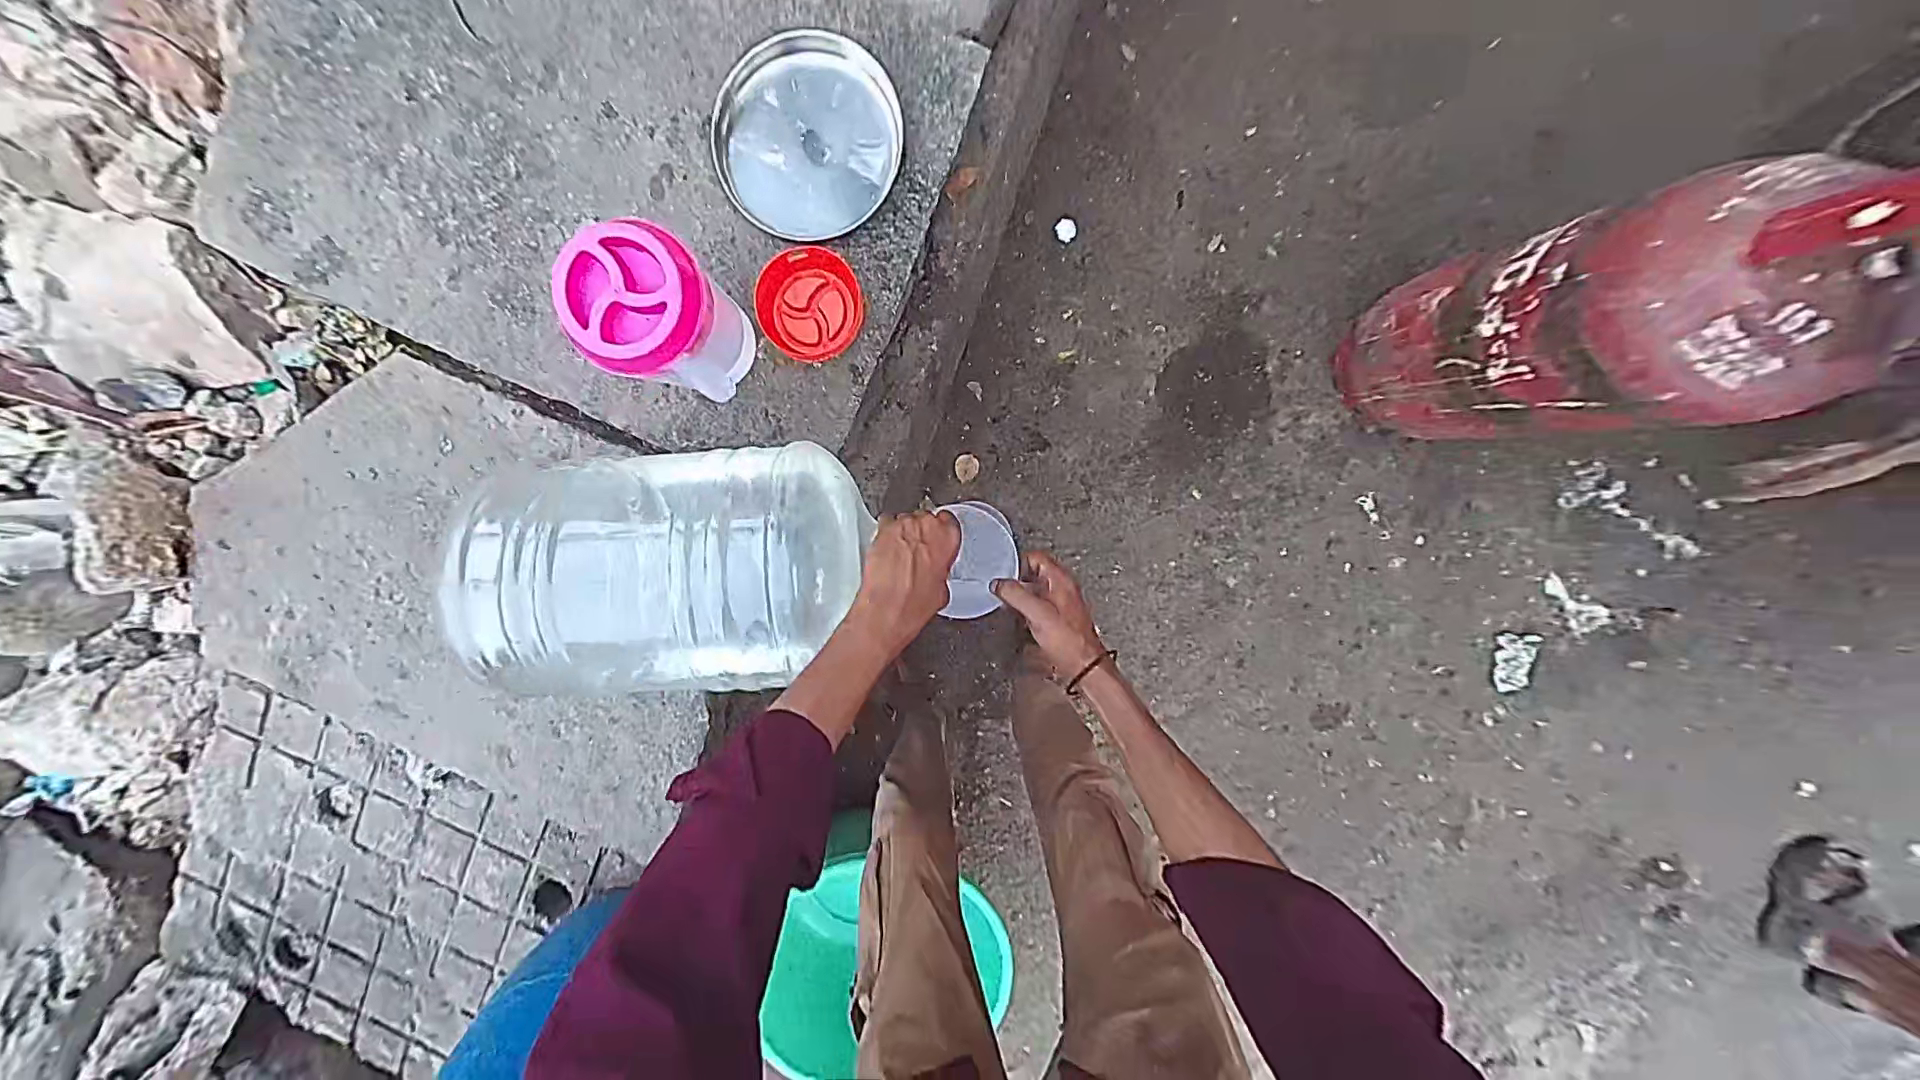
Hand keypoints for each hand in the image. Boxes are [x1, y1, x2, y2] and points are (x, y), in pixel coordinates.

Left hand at [843, 510, 961, 657]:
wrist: (887, 609)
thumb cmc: (914, 603)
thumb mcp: (941, 589)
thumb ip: (941, 569)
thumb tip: (935, 572)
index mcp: (948, 537)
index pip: (948, 520)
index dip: (941, 531)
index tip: (936, 540)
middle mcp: (926, 526)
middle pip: (924, 518)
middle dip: (920, 533)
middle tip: (916, 553)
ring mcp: (902, 526)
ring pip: (904, 520)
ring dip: (903, 534)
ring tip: (899, 556)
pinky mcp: (881, 530)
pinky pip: (885, 525)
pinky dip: (885, 536)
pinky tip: (886, 554)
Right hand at [993, 551, 1106, 677]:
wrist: (1084, 665)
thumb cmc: (1070, 641)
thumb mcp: (1038, 613)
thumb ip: (1016, 595)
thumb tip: (999, 584)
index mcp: (1061, 580)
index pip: (1036, 557)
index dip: (1018, 564)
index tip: (1005, 576)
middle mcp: (1063, 588)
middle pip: (1034, 573)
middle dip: (1017, 582)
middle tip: (1005, 592)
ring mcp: (1062, 602)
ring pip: (1036, 590)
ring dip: (1022, 597)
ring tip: (1012, 607)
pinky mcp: (1059, 617)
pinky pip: (1039, 606)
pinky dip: (1028, 610)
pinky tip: (1023, 621)